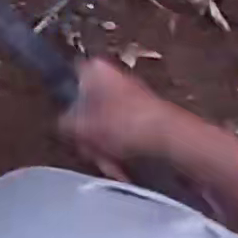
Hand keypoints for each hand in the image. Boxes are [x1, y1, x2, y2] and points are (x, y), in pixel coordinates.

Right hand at [59, 58, 191, 167]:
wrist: (173, 140)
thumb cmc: (123, 124)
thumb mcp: (82, 127)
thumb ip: (64, 124)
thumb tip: (64, 126)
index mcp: (94, 68)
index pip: (67, 80)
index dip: (66, 105)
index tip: (71, 127)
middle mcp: (112, 76)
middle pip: (87, 108)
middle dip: (89, 137)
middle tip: (93, 152)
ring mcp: (131, 95)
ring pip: (105, 125)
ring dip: (105, 150)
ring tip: (112, 165)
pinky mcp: (147, 116)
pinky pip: (123, 133)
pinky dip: (123, 152)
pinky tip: (125, 168)